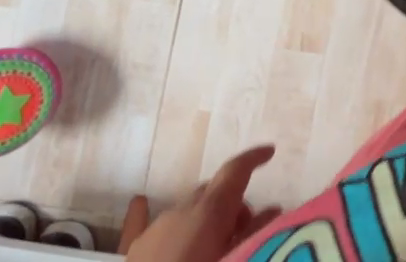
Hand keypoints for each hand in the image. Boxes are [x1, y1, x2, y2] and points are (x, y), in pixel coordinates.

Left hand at [128, 147, 281, 261]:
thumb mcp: (238, 258)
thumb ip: (256, 234)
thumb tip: (272, 210)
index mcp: (209, 212)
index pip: (235, 170)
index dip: (253, 158)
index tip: (269, 153)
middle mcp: (181, 211)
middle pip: (212, 192)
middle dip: (230, 202)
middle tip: (245, 228)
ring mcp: (153, 230)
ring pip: (186, 210)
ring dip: (204, 218)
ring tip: (213, 246)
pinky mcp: (134, 251)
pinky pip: (142, 222)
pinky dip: (148, 212)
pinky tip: (140, 202)